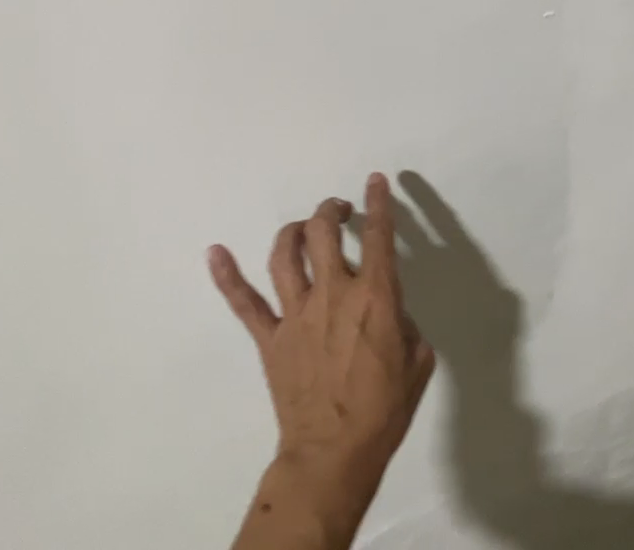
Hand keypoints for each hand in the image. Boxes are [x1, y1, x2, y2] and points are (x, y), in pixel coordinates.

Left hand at [210, 174, 434, 548]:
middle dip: (331, 210)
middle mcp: (333, 294)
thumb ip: (402, 323)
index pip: (379, 236)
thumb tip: (387, 312)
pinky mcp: (270, 338)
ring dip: (294, 230)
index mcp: (375, 297)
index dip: (379, 202)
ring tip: (305, 226)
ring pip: (285, 255)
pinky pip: (244, 302)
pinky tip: (216, 252)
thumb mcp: (418, 358)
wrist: (334, 452)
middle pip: (324, 233)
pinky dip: (227, 275)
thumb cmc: (385, 407)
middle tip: (339, 209)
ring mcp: (296, 314)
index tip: (376, 181)